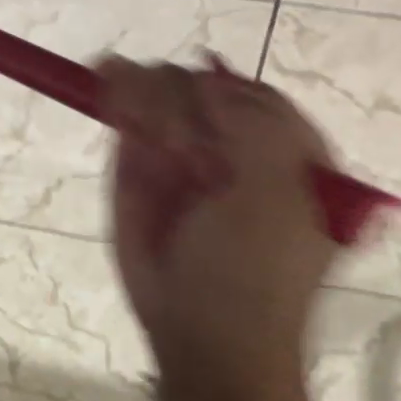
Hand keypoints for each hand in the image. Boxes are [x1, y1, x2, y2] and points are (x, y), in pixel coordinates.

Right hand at [101, 56, 334, 400]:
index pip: (252, 93)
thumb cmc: (253, 271)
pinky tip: (111, 106)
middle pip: (194, 85)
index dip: (223, 92)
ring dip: (143, 100)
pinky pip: (120, 108)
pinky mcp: (133, 158)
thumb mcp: (278, 203)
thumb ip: (257, 132)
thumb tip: (205, 78)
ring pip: (153, 88)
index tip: (204, 112)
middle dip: (178, 105)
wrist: (196, 322)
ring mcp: (177, 149)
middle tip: (180, 152)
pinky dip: (114, 95)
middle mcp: (231, 143)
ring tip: (148, 143)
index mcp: (289, 153)